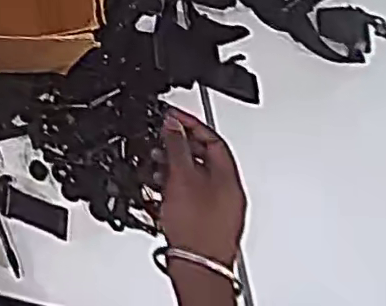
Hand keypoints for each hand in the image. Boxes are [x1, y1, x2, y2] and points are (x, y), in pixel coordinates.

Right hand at [158, 106, 245, 266]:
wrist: (195, 269)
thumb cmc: (196, 229)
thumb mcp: (181, 176)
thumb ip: (176, 145)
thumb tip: (173, 124)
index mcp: (229, 179)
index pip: (212, 138)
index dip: (191, 123)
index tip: (172, 116)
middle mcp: (228, 192)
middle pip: (204, 155)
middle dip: (180, 143)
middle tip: (162, 135)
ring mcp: (218, 208)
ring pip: (196, 174)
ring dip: (175, 162)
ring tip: (156, 159)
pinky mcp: (205, 220)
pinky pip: (190, 190)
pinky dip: (175, 182)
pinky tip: (160, 184)